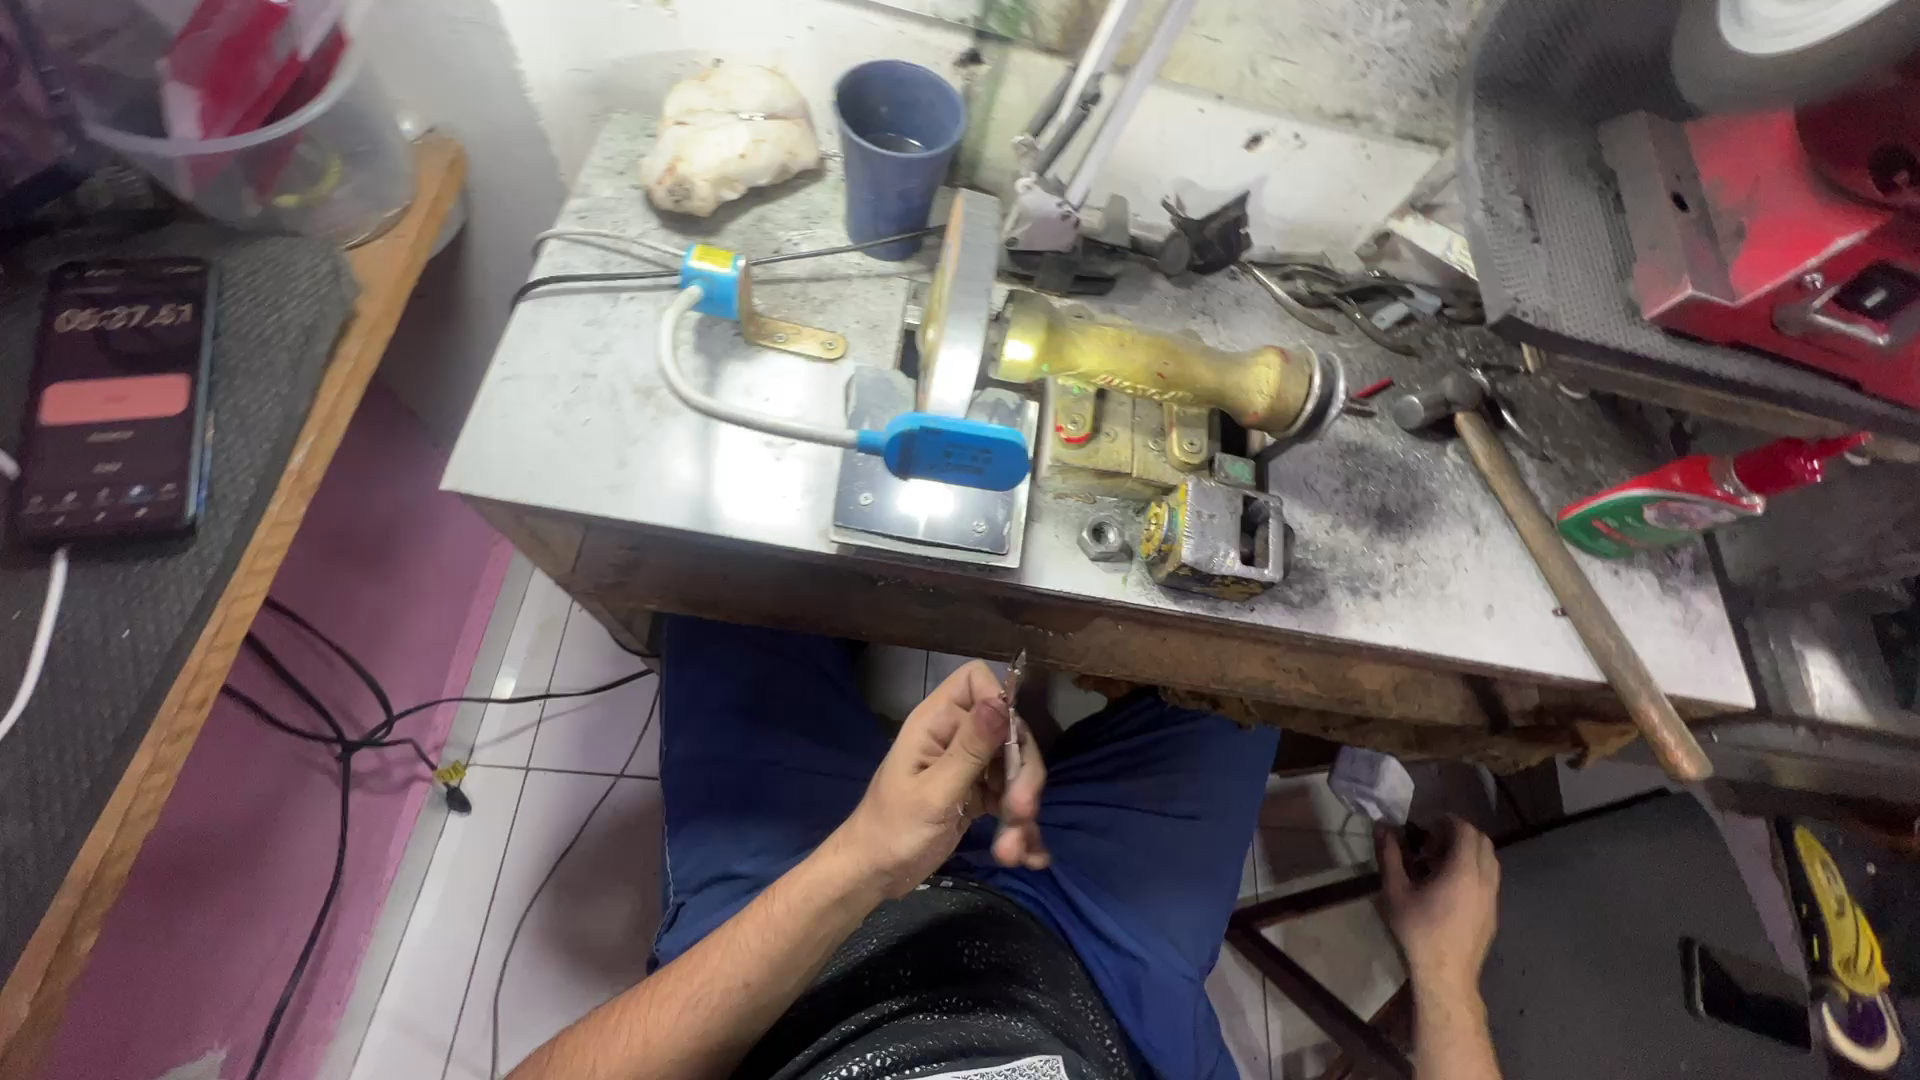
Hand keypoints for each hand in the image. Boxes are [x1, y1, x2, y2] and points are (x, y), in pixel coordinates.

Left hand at [825, 661, 1049, 898]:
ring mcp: (967, 765)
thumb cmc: (892, 831)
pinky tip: (1028, 856)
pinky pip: (1008, 797)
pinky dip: (1019, 826)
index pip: (976, 680)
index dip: (1001, 701)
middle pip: (1009, 730)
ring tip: (1011, 852)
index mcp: (935, 722)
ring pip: (1014, 768)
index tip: (1012, 743)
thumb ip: (970, 749)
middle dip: (1021, 773)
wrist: (873, 875)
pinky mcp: (976, 793)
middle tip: (1021, 813)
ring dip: (1020, 810)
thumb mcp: (934, 793)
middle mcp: (954, 735)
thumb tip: (1002, 702)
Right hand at [1376, 816, 1499, 996]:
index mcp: (1463, 872)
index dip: (1448, 821)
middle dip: (1459, 834)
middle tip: (1431, 843)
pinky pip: (1489, 879)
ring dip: (1468, 852)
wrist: (1446, 973)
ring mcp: (1493, 898)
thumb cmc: (1418, 929)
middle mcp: (1485, 881)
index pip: (1467, 832)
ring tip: (1439, 864)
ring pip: (1490, 862)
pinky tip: (1448, 887)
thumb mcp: (1395, 890)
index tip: (1426, 825)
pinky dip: (1473, 870)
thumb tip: (1383, 826)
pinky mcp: (1493, 913)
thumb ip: (1390, 854)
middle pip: (1483, 843)